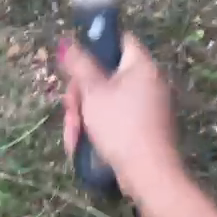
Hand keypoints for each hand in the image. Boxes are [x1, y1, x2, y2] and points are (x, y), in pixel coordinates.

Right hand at [59, 33, 184, 200]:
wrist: (150, 177)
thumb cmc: (120, 125)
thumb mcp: (92, 90)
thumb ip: (78, 63)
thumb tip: (67, 41)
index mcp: (142, 66)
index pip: (119, 39)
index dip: (96, 45)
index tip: (77, 62)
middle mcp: (149, 82)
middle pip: (106, 73)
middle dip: (82, 91)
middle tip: (70, 107)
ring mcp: (149, 108)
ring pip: (106, 99)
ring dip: (84, 113)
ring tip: (74, 133)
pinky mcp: (145, 130)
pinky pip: (116, 117)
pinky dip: (98, 126)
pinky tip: (82, 144)